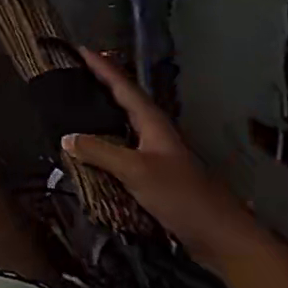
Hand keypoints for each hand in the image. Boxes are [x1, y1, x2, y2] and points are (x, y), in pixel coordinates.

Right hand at [61, 47, 264, 267]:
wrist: (222, 238)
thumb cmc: (182, 196)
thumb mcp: (136, 171)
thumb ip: (100, 152)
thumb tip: (66, 137)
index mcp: (153, 124)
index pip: (124, 88)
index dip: (102, 68)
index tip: (81, 49)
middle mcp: (156, 133)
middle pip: (126, 101)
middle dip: (102, 84)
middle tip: (76, 71)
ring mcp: (158, 154)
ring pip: (124, 124)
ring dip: (103, 112)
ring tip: (78, 104)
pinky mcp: (156, 175)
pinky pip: (123, 148)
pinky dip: (105, 141)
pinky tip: (92, 148)